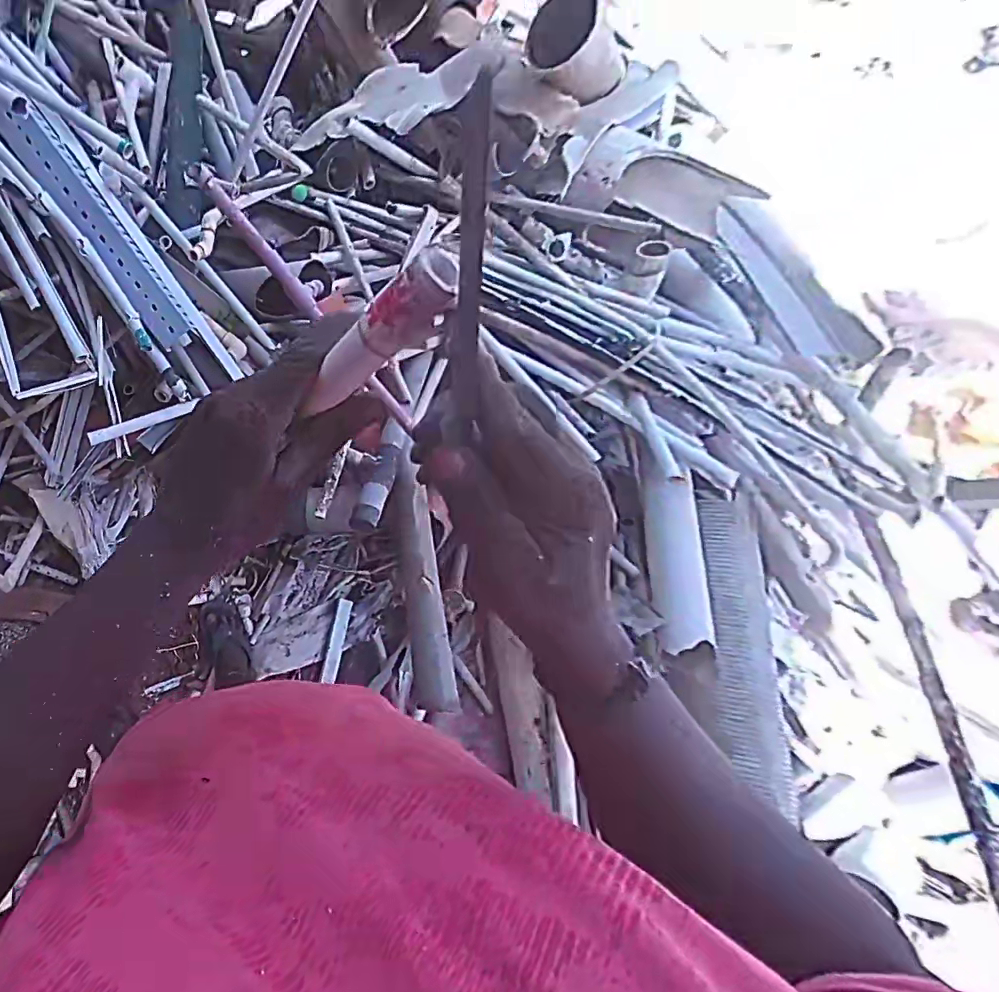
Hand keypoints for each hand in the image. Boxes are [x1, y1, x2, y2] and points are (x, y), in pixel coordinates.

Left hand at [150, 314, 383, 572]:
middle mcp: (230, 397)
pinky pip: (255, 394)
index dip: (347, 342)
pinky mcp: (209, 411)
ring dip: (308, 393)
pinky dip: (282, 404)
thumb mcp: (288, 485)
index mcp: (253, 414)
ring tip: (327, 428)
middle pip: (293, 363)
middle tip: (362, 401)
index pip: (308, 355)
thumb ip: (328, 437)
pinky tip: (292, 435)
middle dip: (333, 376)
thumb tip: (370, 405)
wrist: (176, 541)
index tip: (375, 346)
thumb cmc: (228, 525)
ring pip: (275, 378)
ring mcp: (215, 401)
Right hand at [416, 355, 628, 700]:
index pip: (514, 424)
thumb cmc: (537, 602)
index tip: (459, 352)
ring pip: (515, 437)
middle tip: (423, 438)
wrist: (574, 632)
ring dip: (472, 438)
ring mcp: (570, 477)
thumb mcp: (500, 558)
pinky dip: (484, 455)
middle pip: (515, 423)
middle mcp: (573, 471)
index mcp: (564, 486)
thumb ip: (474, 502)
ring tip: (434, 460)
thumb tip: (443, 453)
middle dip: (466, 418)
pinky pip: (518, 455)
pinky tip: (461, 473)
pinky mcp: (560, 487)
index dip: (483, 389)